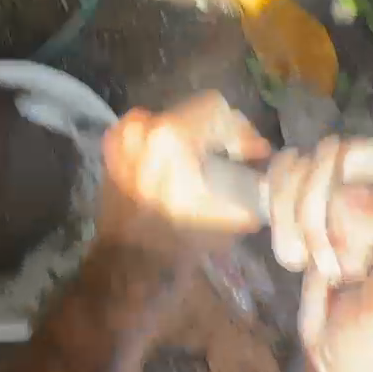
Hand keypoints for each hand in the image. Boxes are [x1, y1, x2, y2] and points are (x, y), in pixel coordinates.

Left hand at [96, 93, 271, 262]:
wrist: (129, 263)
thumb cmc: (182, 240)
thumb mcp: (233, 210)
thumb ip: (252, 177)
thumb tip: (261, 160)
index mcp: (171, 135)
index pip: (217, 108)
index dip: (240, 129)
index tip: (252, 152)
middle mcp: (141, 127)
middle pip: (193, 113)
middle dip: (219, 134)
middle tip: (236, 158)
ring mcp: (122, 137)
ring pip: (171, 122)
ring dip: (193, 139)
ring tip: (208, 165)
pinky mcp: (111, 150)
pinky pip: (148, 136)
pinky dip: (168, 147)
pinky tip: (181, 170)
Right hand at [266, 138, 372, 371]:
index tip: (364, 254)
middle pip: (365, 155)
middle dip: (325, 207)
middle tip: (328, 266)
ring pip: (323, 161)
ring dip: (297, 210)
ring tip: (304, 263)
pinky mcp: (335, 223)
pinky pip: (298, 178)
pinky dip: (281, 207)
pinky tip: (291, 253)